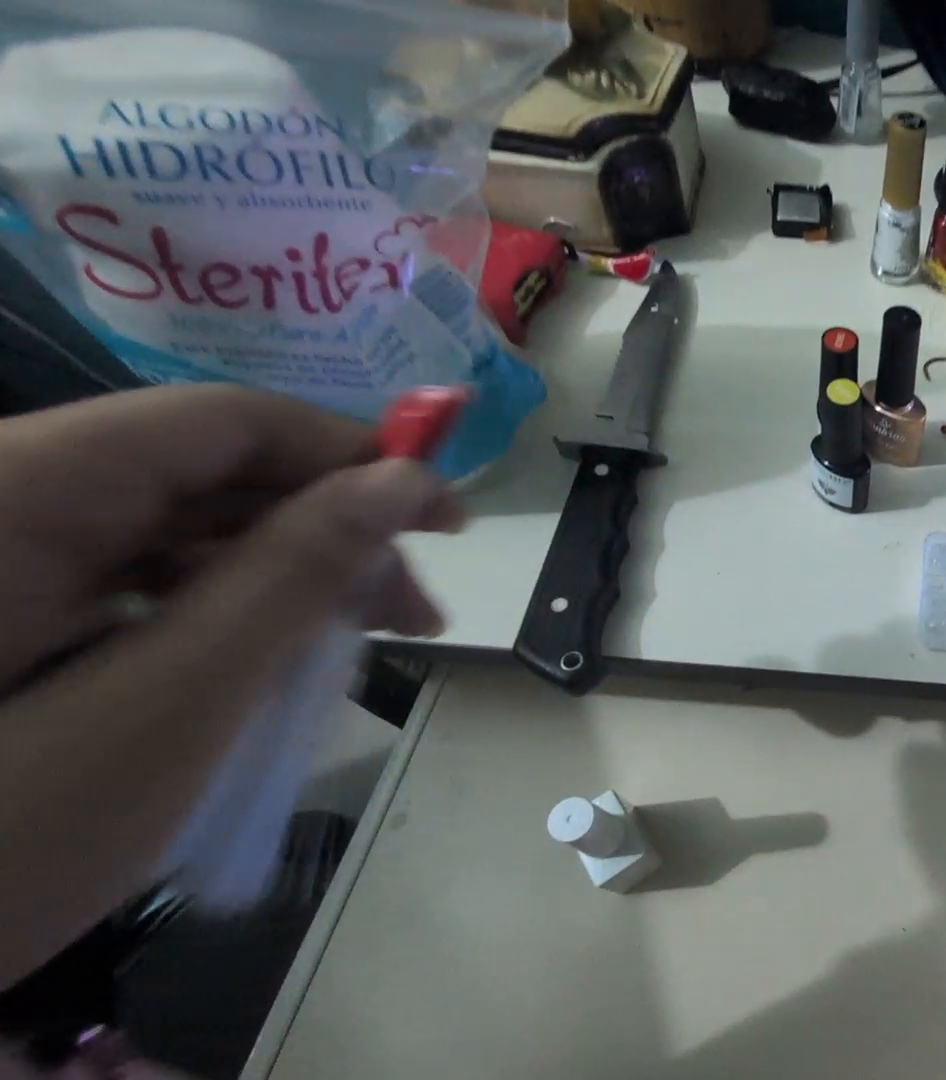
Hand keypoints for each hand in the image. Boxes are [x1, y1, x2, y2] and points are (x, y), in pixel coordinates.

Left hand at [0, 385, 459, 986]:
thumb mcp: (171, 706)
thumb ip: (293, 576)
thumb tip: (406, 480)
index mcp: (3, 496)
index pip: (220, 422)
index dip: (350, 454)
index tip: (444, 520)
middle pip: (205, 473)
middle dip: (331, 531)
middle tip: (416, 610)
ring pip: (179, 527)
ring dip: (288, 577)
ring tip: (362, 642)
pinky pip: (135, 577)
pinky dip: (224, 611)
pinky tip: (273, 660)